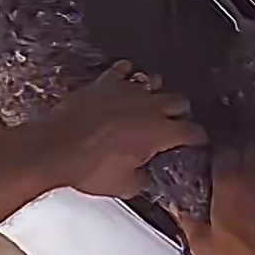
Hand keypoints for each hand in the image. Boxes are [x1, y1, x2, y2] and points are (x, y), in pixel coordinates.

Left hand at [28, 62, 206, 196]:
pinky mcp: (105, 82)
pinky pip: (124, 69)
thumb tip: (145, 175)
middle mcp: (148, 107)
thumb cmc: (89, 168)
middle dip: (181, 112)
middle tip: (176, 123)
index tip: (197, 141)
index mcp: (159, 132)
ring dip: (157, 92)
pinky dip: (128, 74)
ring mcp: (126, 90)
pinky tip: (126, 80)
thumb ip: (143, 178)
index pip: (192, 131)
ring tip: (153, 102)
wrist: (55, 149)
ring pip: (155, 82)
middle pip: (179, 101)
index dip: (198, 137)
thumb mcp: (124, 185)